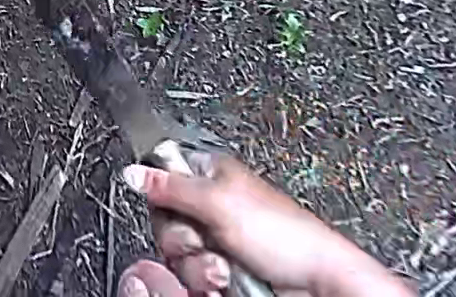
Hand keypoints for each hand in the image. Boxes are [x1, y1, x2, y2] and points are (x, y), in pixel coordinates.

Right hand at [117, 151, 410, 296]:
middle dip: (183, 241)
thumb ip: (169, 185)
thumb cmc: (288, 236)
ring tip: (227, 271)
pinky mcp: (226, 276)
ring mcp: (218, 243)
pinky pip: (194, 280)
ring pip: (179, 256)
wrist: (325, 287)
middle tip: (207, 243)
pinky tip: (229, 284)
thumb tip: (131, 170)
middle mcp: (210, 207)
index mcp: (208, 176)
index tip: (174, 210)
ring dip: (199, 268)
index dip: (161, 198)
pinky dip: (208, 285)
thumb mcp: (218, 202)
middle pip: (165, 222)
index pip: (158, 178)